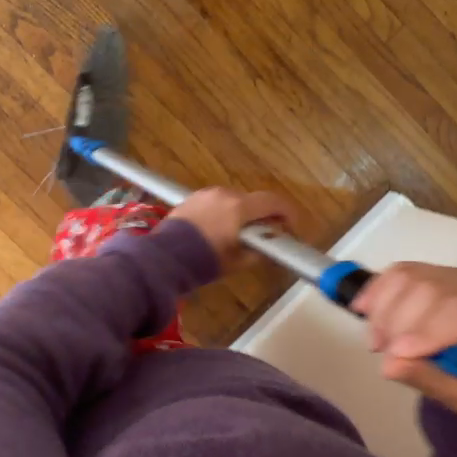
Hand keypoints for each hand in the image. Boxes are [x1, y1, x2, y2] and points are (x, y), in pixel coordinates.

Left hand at [167, 187, 297, 270]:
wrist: (164, 257)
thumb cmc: (204, 261)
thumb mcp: (237, 261)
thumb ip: (259, 251)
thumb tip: (269, 247)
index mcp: (239, 207)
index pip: (273, 202)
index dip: (287, 213)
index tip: (292, 226)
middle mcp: (224, 194)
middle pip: (253, 201)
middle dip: (262, 216)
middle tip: (266, 235)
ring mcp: (206, 194)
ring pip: (233, 200)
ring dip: (241, 214)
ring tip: (239, 235)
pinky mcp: (191, 199)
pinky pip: (216, 203)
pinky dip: (224, 213)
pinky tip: (219, 230)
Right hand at [351, 263, 456, 415]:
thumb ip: (432, 382)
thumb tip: (389, 366)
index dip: (426, 328)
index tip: (394, 353)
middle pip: (436, 289)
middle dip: (399, 320)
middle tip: (379, 351)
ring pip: (416, 276)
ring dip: (385, 306)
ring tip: (375, 340)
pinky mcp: (441, 272)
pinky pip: (405, 271)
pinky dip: (380, 288)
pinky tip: (364, 309)